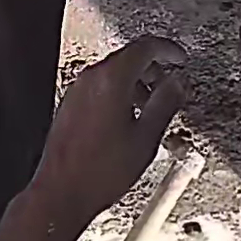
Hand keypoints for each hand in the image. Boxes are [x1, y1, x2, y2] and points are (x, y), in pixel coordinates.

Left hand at [28, 35, 189, 228]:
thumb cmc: (100, 171)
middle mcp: (92, 77)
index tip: (180, 58)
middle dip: (154, 68)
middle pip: (129, 56)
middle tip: (170, 85)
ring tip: (151, 107)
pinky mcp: (71, 103)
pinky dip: (119, 91)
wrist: (60, 194)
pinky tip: (129, 118)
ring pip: (115, 71)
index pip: (145, 47)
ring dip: (137, 81)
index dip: (168, 50)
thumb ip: (165, 103)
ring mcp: (78, 89)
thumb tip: (178, 84)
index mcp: (112, 79)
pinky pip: (101, 85)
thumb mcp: (146, 138)